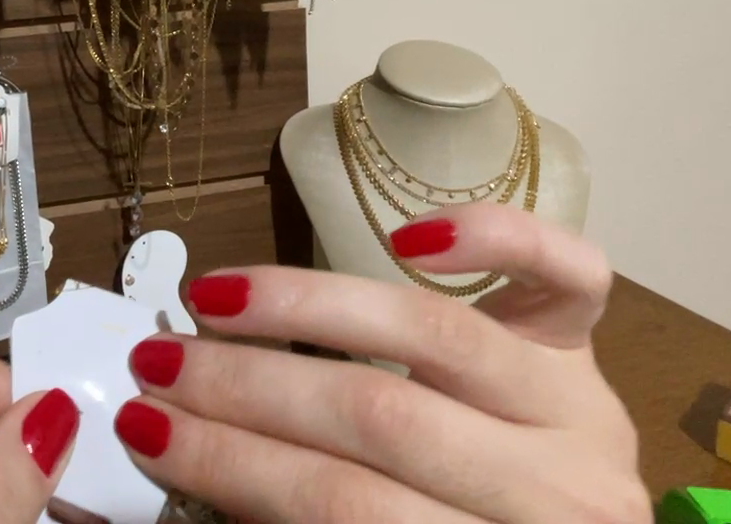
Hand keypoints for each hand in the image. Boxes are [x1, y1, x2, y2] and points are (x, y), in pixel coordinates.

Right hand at [111, 204, 647, 522]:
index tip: (143, 427)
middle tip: (157, 359)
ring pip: (435, 331)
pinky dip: (494, 238)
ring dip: (303, 305)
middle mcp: (555, 495)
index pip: (342, 506)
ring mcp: (579, 407)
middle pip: (379, 417)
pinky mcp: (586, 346)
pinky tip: (405, 234)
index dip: (232, 463)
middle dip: (245, 384)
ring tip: (209, 294)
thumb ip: (291, 507)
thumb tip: (167, 437)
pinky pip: (569, 277)